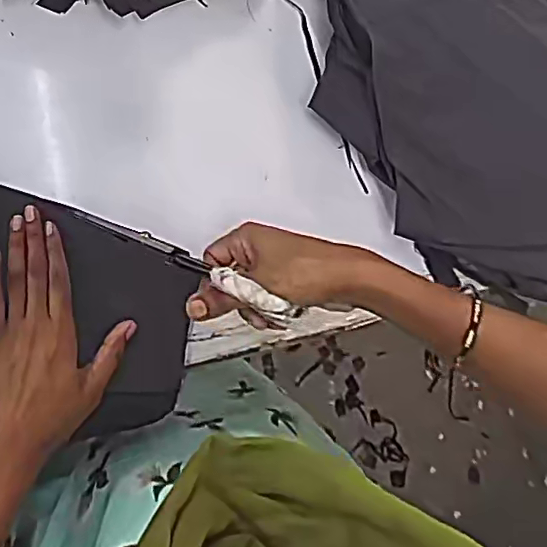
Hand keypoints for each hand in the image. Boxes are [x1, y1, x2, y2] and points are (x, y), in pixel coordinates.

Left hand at [0, 206, 133, 475]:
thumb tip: (128, 328)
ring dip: (14, 248)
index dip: (55, 251)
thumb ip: (111, 352)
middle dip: (33, 238)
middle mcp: (34, 324)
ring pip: (13, 278)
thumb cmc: (49, 419)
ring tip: (14, 224)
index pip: (58, 281)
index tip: (51, 229)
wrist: (8, 441)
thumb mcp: (91, 388)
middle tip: (31, 213)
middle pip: (34, 271)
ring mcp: (10, 329)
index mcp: (60, 332)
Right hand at [185, 222, 380, 319]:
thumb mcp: (257, 289)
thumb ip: (223, 298)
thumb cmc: (311, 270)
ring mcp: (272, 260)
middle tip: (256, 306)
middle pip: (230, 280)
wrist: (350, 279)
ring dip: (259, 307)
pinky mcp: (286, 275)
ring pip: (249, 291)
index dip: (215, 285)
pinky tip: (286, 309)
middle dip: (243, 300)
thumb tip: (197, 304)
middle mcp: (257, 245)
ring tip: (275, 308)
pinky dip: (273, 306)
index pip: (210, 262)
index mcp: (244, 237)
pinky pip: (267, 295)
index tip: (221, 303)